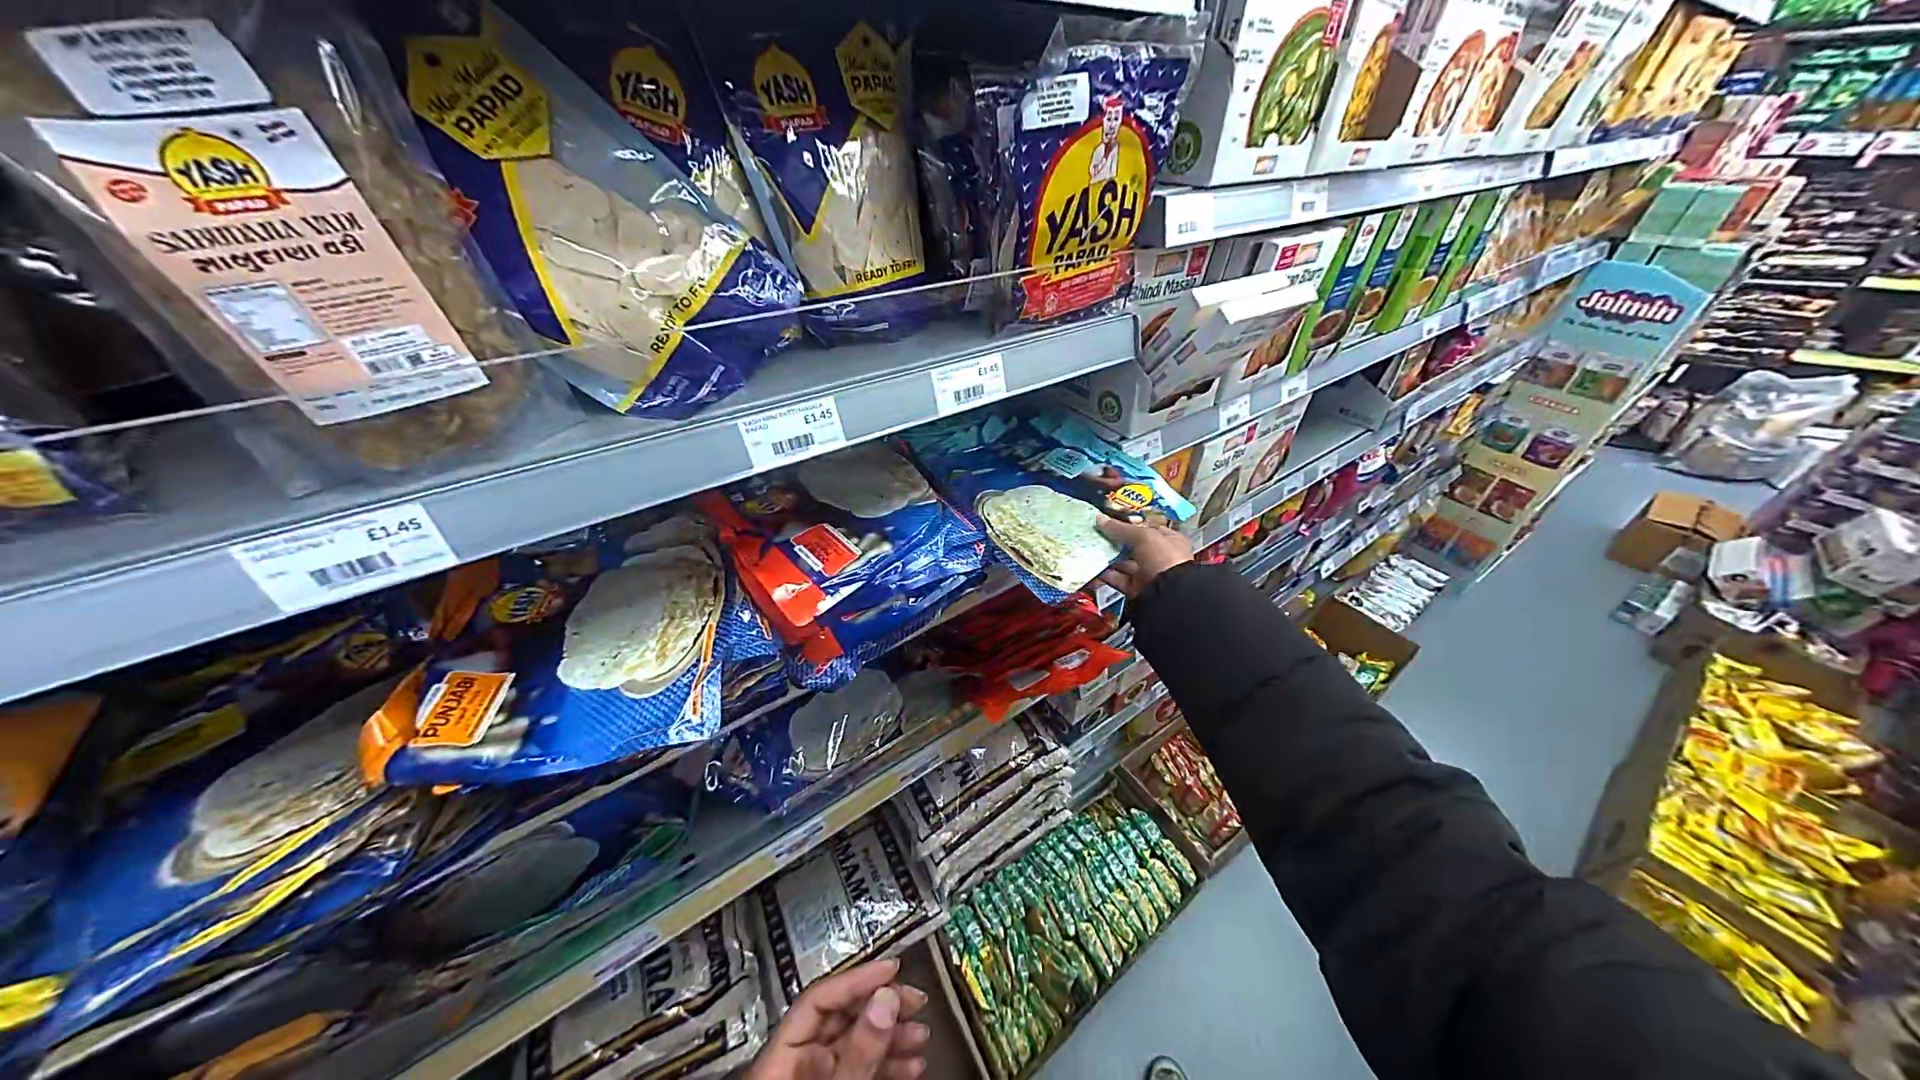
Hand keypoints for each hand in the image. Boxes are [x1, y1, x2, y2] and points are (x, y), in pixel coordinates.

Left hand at [746, 958, 930, 1079]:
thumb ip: (858, 1050)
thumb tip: (886, 995)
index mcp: (778, 1056)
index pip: (818, 998)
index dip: (857, 978)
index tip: (892, 966)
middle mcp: (792, 1062)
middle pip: (840, 1018)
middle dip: (882, 1007)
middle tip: (916, 1000)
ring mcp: (810, 1079)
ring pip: (854, 1044)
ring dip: (891, 1036)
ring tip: (921, 1034)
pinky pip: (856, 1069)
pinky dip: (884, 1063)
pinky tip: (911, 1064)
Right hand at [1097, 516, 1192, 598]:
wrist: (1167, 593)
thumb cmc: (1164, 558)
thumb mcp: (1143, 536)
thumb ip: (1120, 528)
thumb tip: (1100, 519)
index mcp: (1169, 541)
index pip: (1148, 528)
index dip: (1131, 523)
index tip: (1111, 520)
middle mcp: (1159, 557)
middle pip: (1133, 546)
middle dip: (1115, 541)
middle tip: (1097, 533)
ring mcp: (1147, 574)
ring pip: (1123, 563)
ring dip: (1108, 557)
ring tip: (1091, 548)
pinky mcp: (1136, 588)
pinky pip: (1118, 579)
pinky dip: (1106, 574)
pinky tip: (1094, 566)